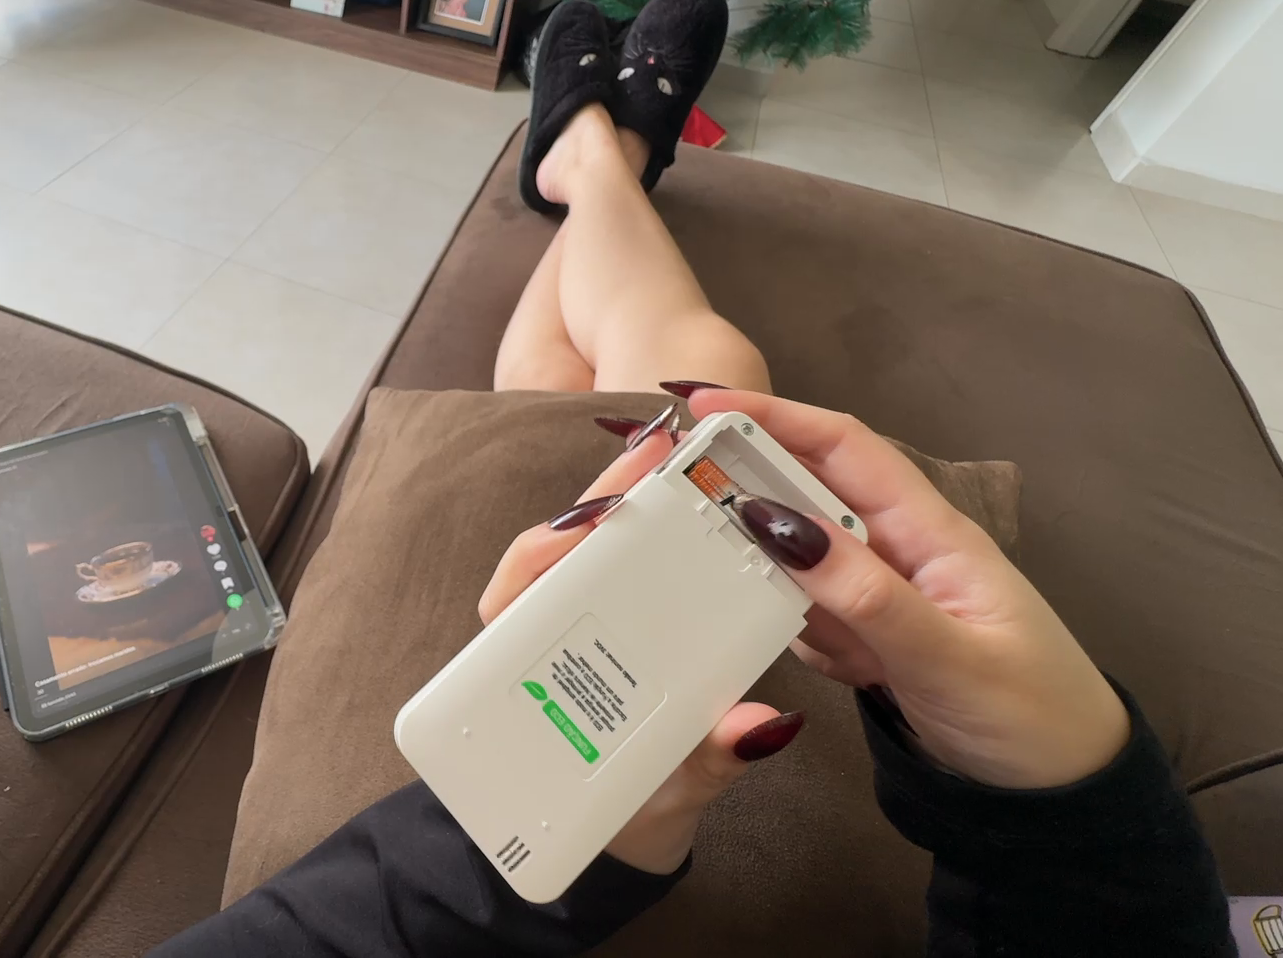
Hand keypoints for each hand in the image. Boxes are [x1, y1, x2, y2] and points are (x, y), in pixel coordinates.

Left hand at [475, 414, 802, 874]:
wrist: (630, 825)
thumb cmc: (629, 801)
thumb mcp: (669, 790)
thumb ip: (708, 760)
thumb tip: (762, 725)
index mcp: (533, 668)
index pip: (520, 589)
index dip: (548, 546)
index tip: (588, 520)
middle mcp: (544, 632)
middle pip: (558, 548)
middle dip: (601, 499)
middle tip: (650, 456)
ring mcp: (575, 618)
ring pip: (584, 545)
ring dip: (620, 500)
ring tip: (665, 461)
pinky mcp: (608, 614)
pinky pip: (613, 561)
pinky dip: (640, 527)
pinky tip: (677, 504)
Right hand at [680, 388, 1129, 789]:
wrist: (1056, 791)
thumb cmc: (1029, 715)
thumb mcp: (947, 656)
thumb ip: (862, 592)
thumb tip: (772, 521)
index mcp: (927, 530)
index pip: (842, 447)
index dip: (775, 416)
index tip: (705, 404)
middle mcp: (891, 544)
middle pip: (801, 491)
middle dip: (747, 489)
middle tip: (686, 501)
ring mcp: (868, 585)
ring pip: (790, 555)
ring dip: (771, 576)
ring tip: (778, 610)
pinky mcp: (853, 622)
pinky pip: (797, 604)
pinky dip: (796, 628)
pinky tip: (839, 666)